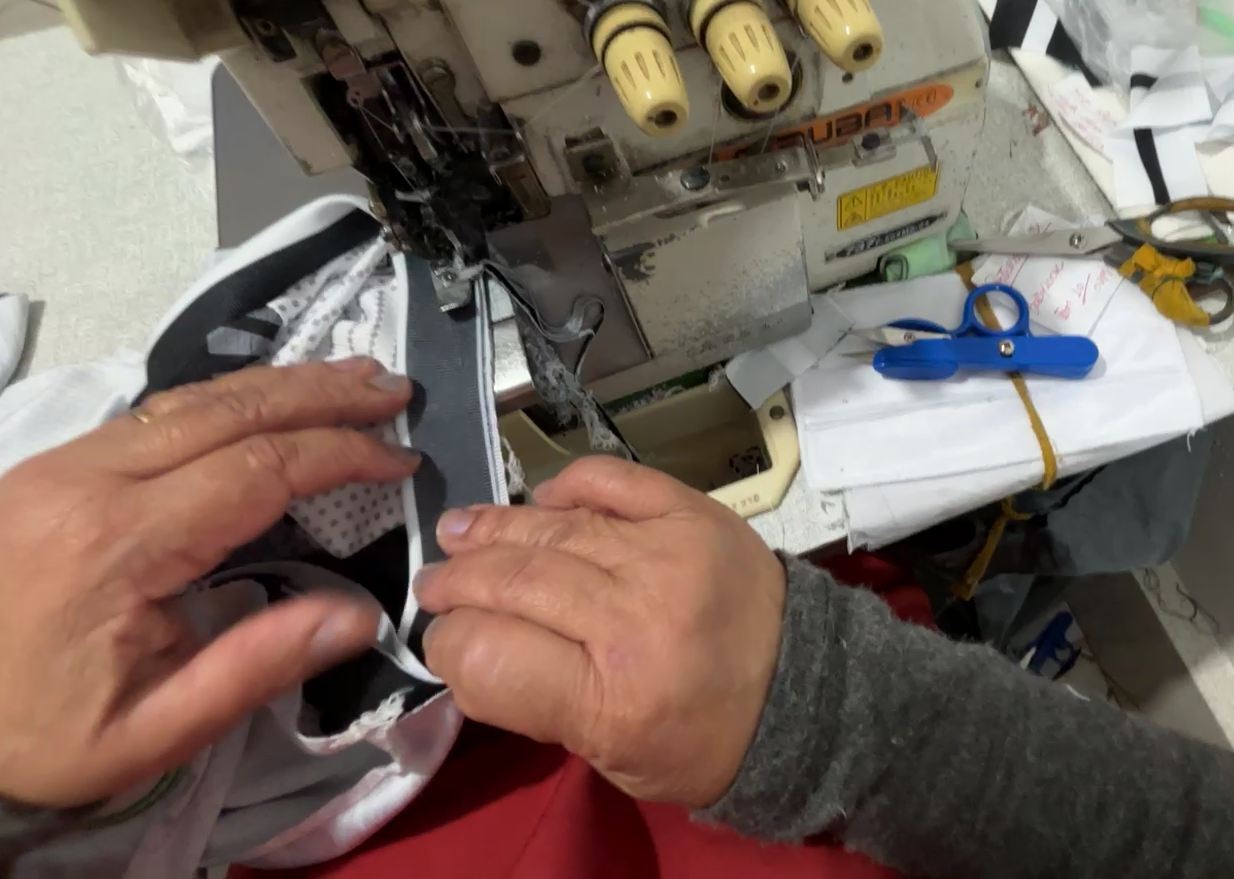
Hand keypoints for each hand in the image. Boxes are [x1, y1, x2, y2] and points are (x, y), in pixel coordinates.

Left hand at [0, 358, 419, 808]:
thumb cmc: (45, 741)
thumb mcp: (160, 728)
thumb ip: (263, 663)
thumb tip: (367, 615)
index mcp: (115, 543)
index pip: (260, 465)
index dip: (344, 453)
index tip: (403, 461)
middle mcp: (84, 480)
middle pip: (233, 410)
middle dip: (327, 394)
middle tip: (397, 389)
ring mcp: (60, 462)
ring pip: (200, 396)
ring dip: (289, 381)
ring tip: (358, 374)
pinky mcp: (55, 463)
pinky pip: (167, 410)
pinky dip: (241, 395)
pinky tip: (283, 394)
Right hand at [415, 456, 786, 807]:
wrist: (799, 682)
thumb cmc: (703, 734)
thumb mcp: (611, 753)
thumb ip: (537, 699)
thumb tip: (471, 637)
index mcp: (614, 699)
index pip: (491, 657)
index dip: (451, 645)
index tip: (445, 639)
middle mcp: (637, 616)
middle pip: (517, 581)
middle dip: (459, 581)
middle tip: (433, 581)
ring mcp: (668, 552)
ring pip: (556, 527)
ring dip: (495, 527)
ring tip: (458, 530)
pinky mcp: (692, 512)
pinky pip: (615, 480)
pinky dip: (571, 484)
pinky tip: (542, 497)